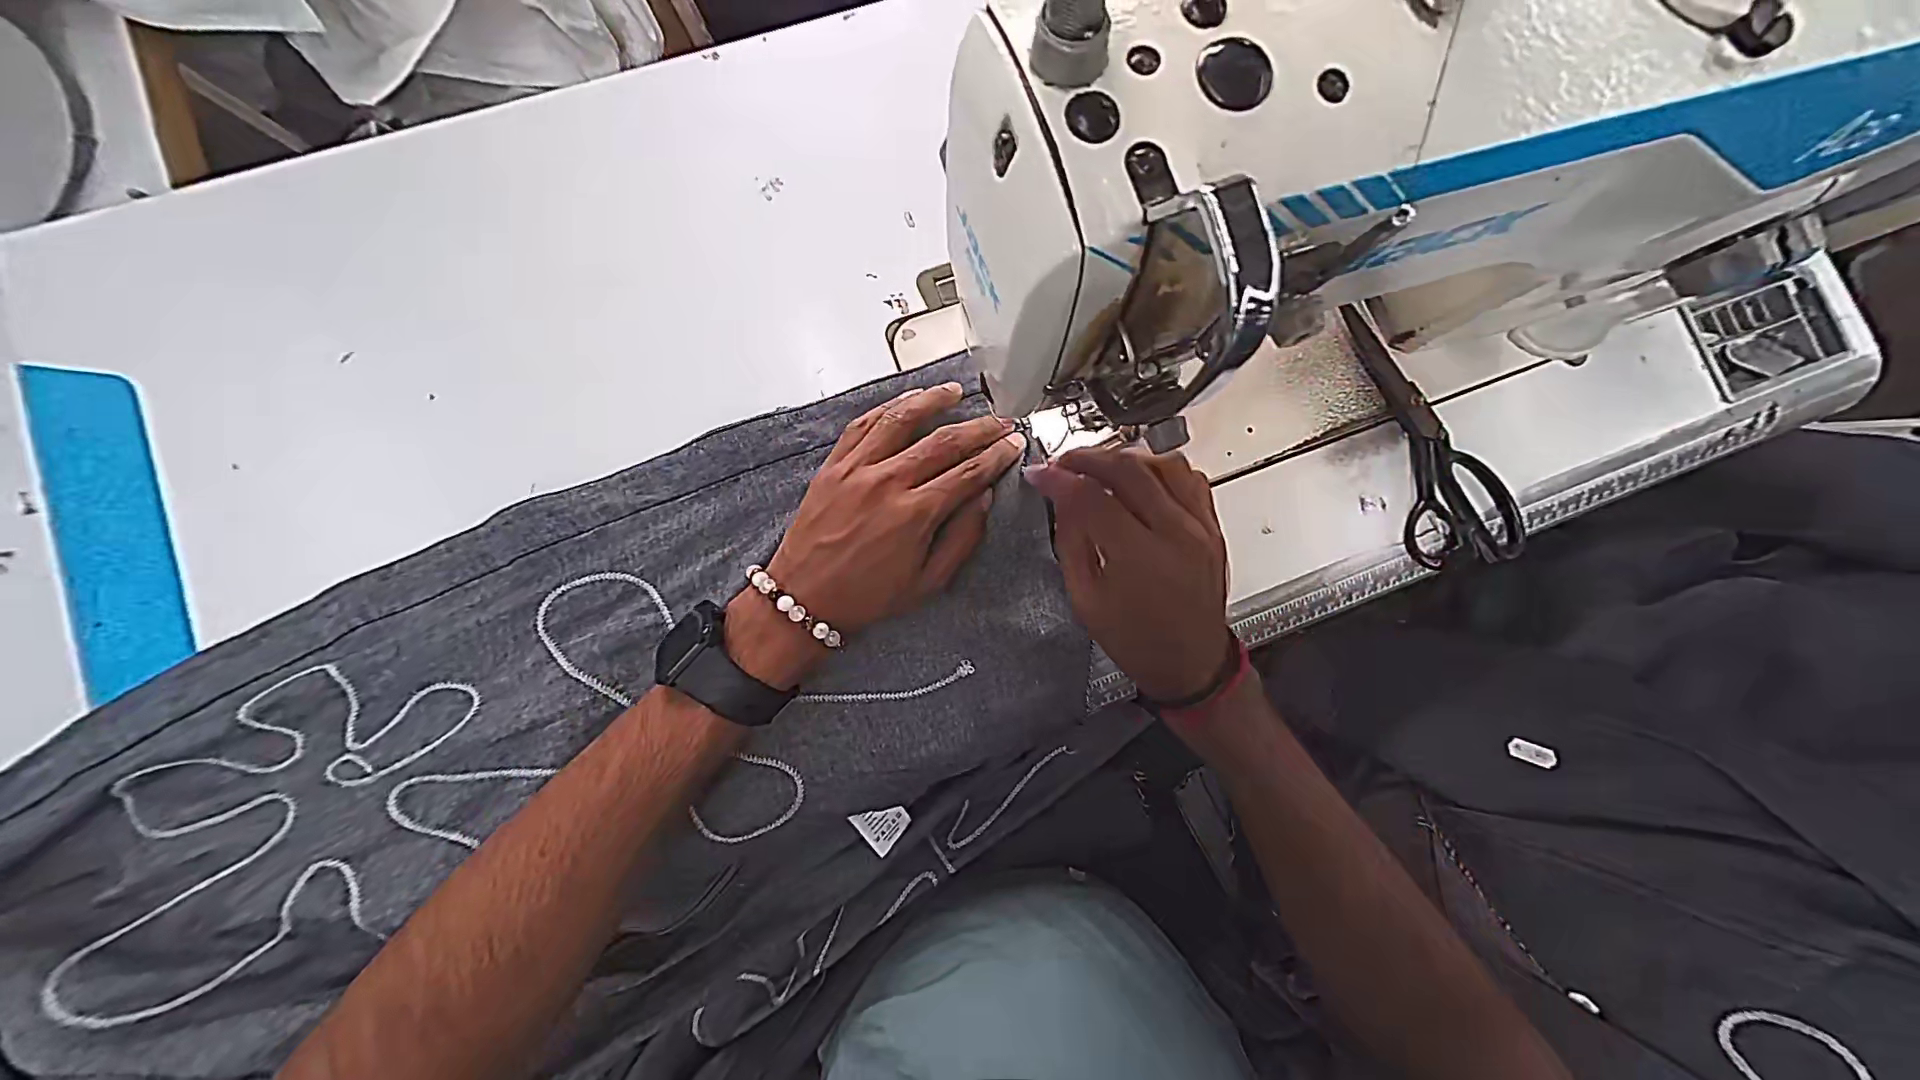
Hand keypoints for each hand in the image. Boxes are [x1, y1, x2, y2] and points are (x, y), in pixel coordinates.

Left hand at [726, 382, 1025, 687]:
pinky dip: (887, 408)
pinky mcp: (833, 467)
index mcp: (914, 514)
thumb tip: (985, 499)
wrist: (805, 597)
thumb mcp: (927, 582)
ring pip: (901, 420)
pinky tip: (904, 401)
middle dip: (979, 428)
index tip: (1013, 444)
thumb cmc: (865, 596)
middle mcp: (887, 483)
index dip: (996, 455)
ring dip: (932, 401)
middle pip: (943, 441)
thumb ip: (962, 539)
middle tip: (999, 421)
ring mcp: (856, 470)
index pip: (968, 472)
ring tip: (955, 392)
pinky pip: (862, 425)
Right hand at [1024, 445, 1232, 702]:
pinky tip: (1141, 478)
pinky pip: (1190, 477)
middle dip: (1086, 459)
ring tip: (1100, 468)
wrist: (1190, 662)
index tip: (1042, 475)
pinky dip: (1159, 469)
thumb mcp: (1086, 598)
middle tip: (1064, 464)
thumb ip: (1072, 542)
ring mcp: (1200, 528)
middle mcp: (1176, 536)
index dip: (1058, 479)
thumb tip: (1062, 499)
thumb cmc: (1140, 642)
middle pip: (1127, 468)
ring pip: (1162, 463)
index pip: (1090, 496)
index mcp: (1139, 559)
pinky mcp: (1212, 527)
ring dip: (1124, 458)